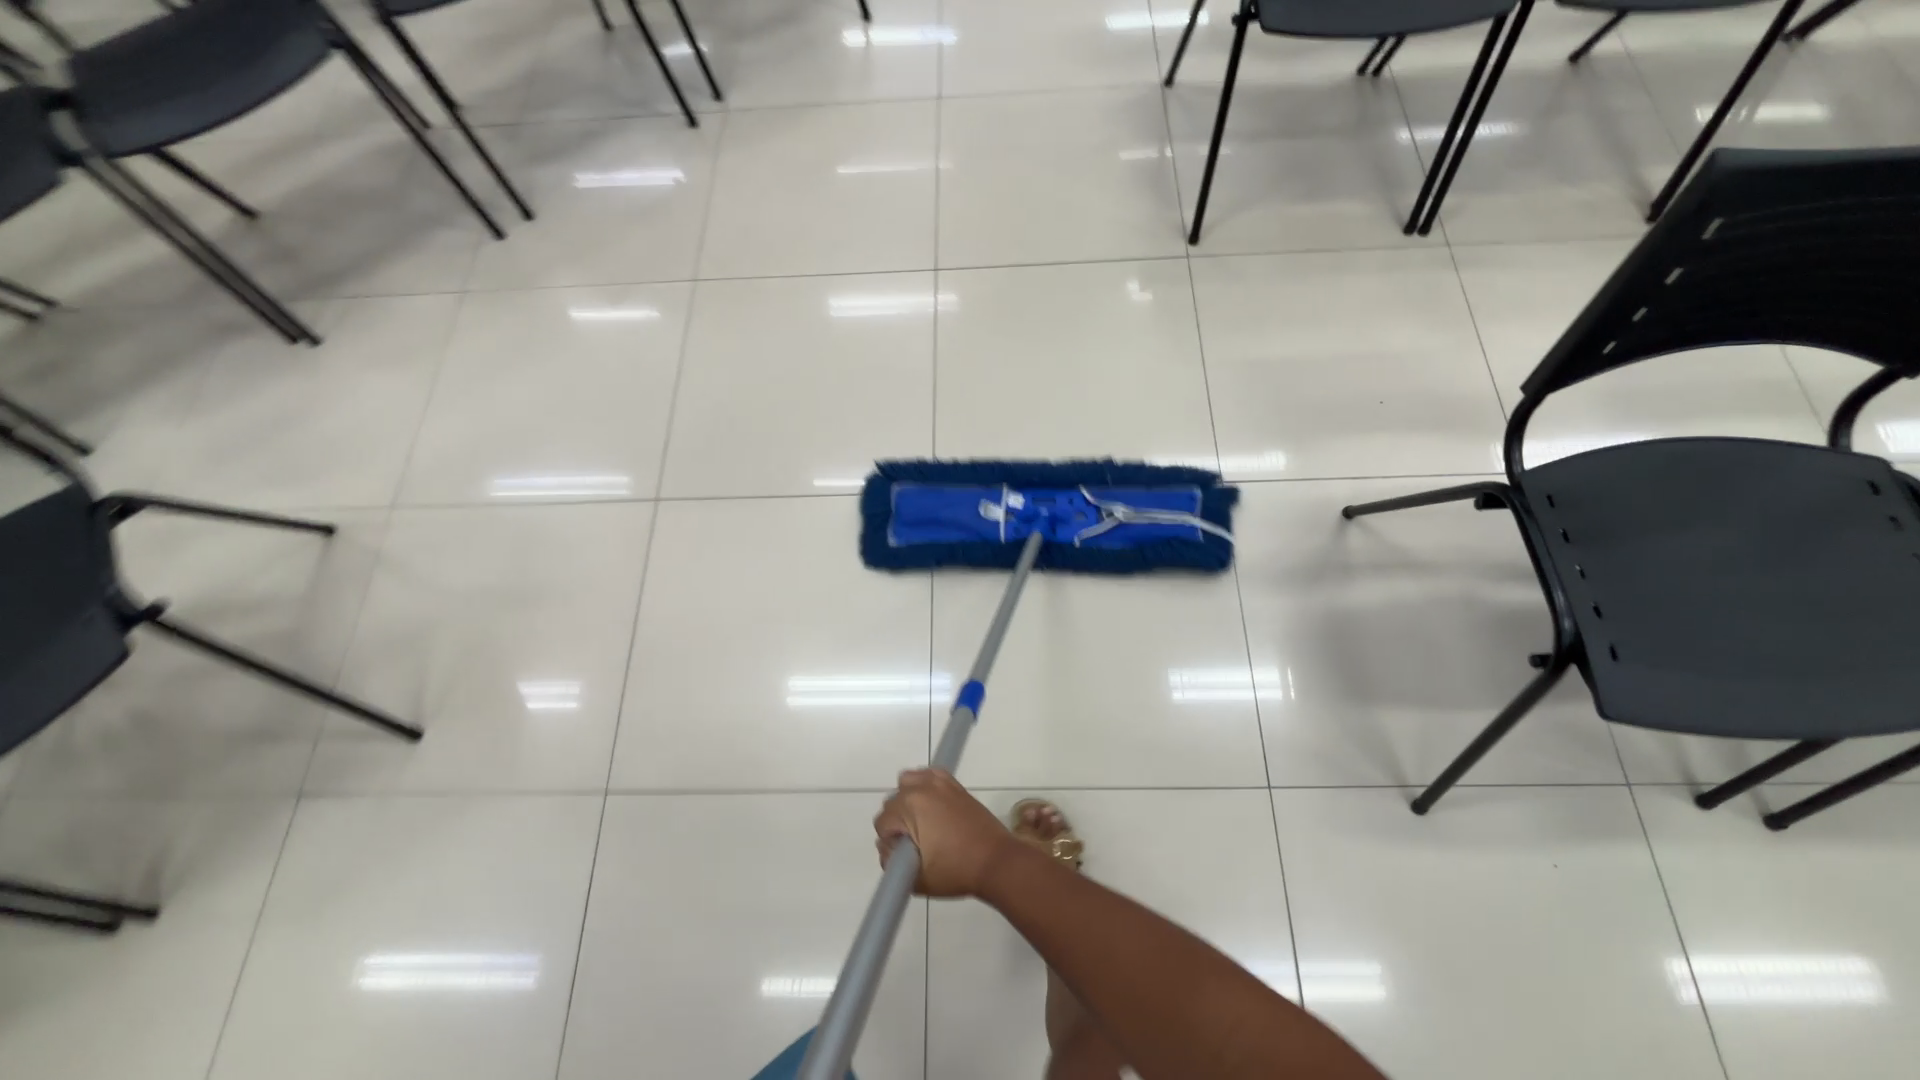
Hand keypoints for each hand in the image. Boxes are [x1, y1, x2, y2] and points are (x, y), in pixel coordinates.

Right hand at [874, 769, 1017, 897]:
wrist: (996, 861)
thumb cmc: (955, 871)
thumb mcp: (916, 878)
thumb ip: (892, 864)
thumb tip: (889, 849)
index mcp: (909, 807)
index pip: (882, 823)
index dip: (891, 843)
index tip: (908, 856)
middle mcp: (921, 788)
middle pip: (893, 802)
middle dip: (898, 823)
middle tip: (916, 845)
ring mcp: (940, 783)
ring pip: (908, 783)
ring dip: (908, 801)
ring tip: (922, 824)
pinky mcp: (954, 784)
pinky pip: (929, 775)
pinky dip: (925, 786)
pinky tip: (932, 806)